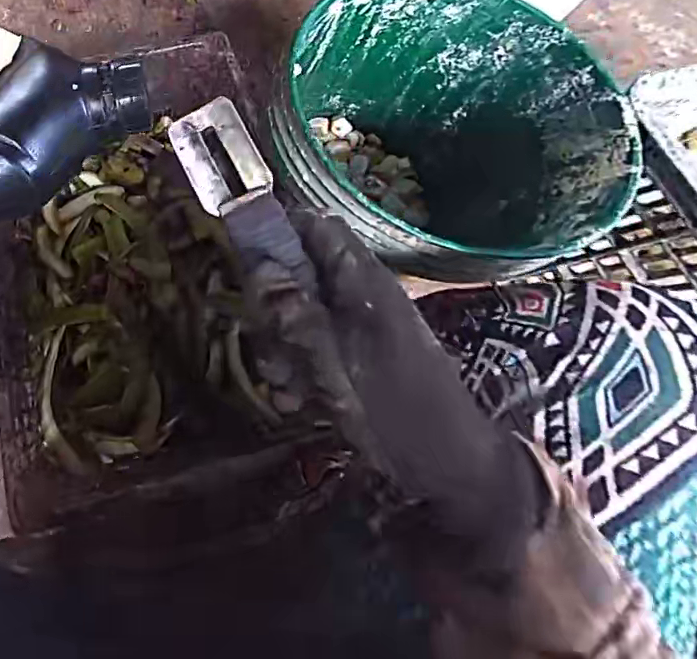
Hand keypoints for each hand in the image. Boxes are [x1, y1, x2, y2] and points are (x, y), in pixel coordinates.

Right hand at [251, 212, 540, 542]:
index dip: (278, 232)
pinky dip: (294, 369)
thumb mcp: (339, 361)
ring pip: (294, 314)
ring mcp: (352, 326)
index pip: (315, 227)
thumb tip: (257, 265)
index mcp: (360, 280)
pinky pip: (307, 346)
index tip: (246, 262)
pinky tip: (295, 400)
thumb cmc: (399, 407)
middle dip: (271, 308)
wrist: (450, 469)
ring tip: (285, 384)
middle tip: (268, 342)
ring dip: (278, 346)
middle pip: (295, 273)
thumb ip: (297, 312)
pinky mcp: (349, 356)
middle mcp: (354, 294)